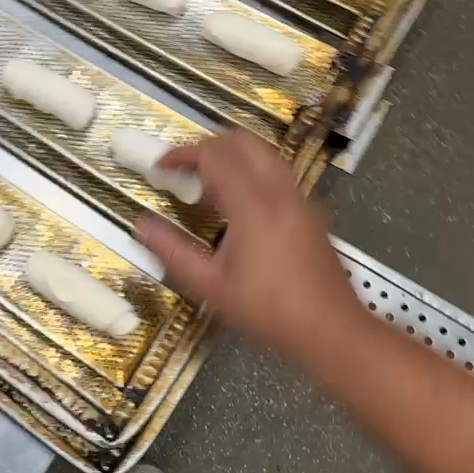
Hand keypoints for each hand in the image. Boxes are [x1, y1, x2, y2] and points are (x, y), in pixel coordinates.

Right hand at [134, 131, 357, 353]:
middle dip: (208, 145)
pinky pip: (277, 172)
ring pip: (264, 152)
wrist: (332, 331)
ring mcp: (299, 199)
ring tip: (207, 179)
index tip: (160, 167)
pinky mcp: (310, 211)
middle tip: (183, 166)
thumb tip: (141, 226)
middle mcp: (279, 191)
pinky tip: (237, 202)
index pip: (213, 155)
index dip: (181, 154)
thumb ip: (173, 251)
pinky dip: (251, 170)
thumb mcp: (210, 286)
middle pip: (243, 140)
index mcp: (252, 204)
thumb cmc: (268, 311)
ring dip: (232, 154)